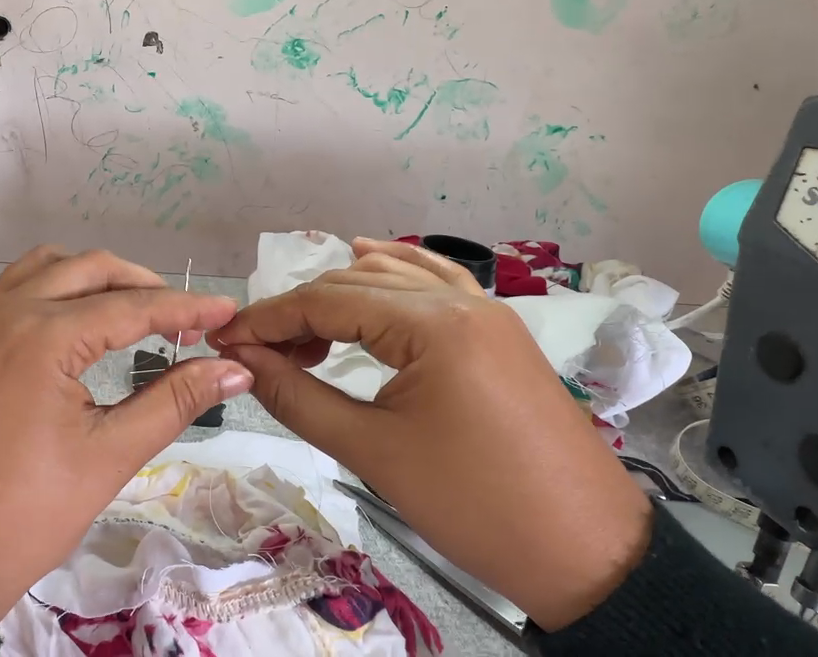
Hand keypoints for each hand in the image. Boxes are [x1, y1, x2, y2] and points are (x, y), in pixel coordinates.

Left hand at [0, 247, 253, 618]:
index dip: (184, 307)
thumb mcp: (111, 454)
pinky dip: (53, 287)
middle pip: (87, 269)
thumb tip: (235, 370)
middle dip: (141, 285)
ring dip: (93, 277)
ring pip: (46, 267)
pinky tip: (75, 319)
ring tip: (132, 309)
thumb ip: (174, 401)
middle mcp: (7, 310)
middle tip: (183, 318)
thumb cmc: (32, 509)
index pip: (129, 307)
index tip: (227, 311)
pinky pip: (14, 287)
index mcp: (43, 336)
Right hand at [211, 238, 650, 630]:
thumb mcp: (372, 452)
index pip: (326, 301)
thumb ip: (296, 395)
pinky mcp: (499, 333)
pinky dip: (395, 270)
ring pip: (392, 278)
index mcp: (432, 325)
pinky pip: (437, 282)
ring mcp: (486, 313)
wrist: (592, 559)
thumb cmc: (476, 508)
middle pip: (354, 284)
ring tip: (300, 339)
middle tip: (257, 353)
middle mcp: (460, 301)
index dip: (268, 318)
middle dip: (297, 312)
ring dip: (338, 298)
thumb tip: (241, 360)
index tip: (225, 340)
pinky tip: (367, 257)